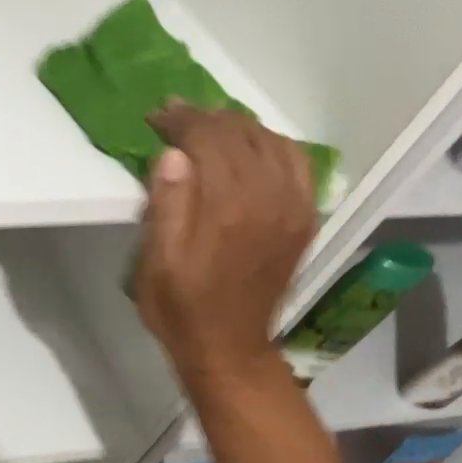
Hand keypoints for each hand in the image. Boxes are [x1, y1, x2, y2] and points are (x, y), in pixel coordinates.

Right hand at [133, 102, 317, 382]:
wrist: (228, 347)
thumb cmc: (180, 308)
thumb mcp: (157, 263)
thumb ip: (167, 205)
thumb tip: (173, 154)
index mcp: (226, 207)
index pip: (208, 139)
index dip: (181, 120)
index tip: (157, 115)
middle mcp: (267, 197)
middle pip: (241, 133)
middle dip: (207, 119)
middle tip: (176, 116)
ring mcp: (292, 206)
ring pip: (271, 141)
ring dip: (239, 127)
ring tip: (211, 127)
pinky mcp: (304, 217)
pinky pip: (298, 162)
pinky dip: (273, 144)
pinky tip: (254, 147)